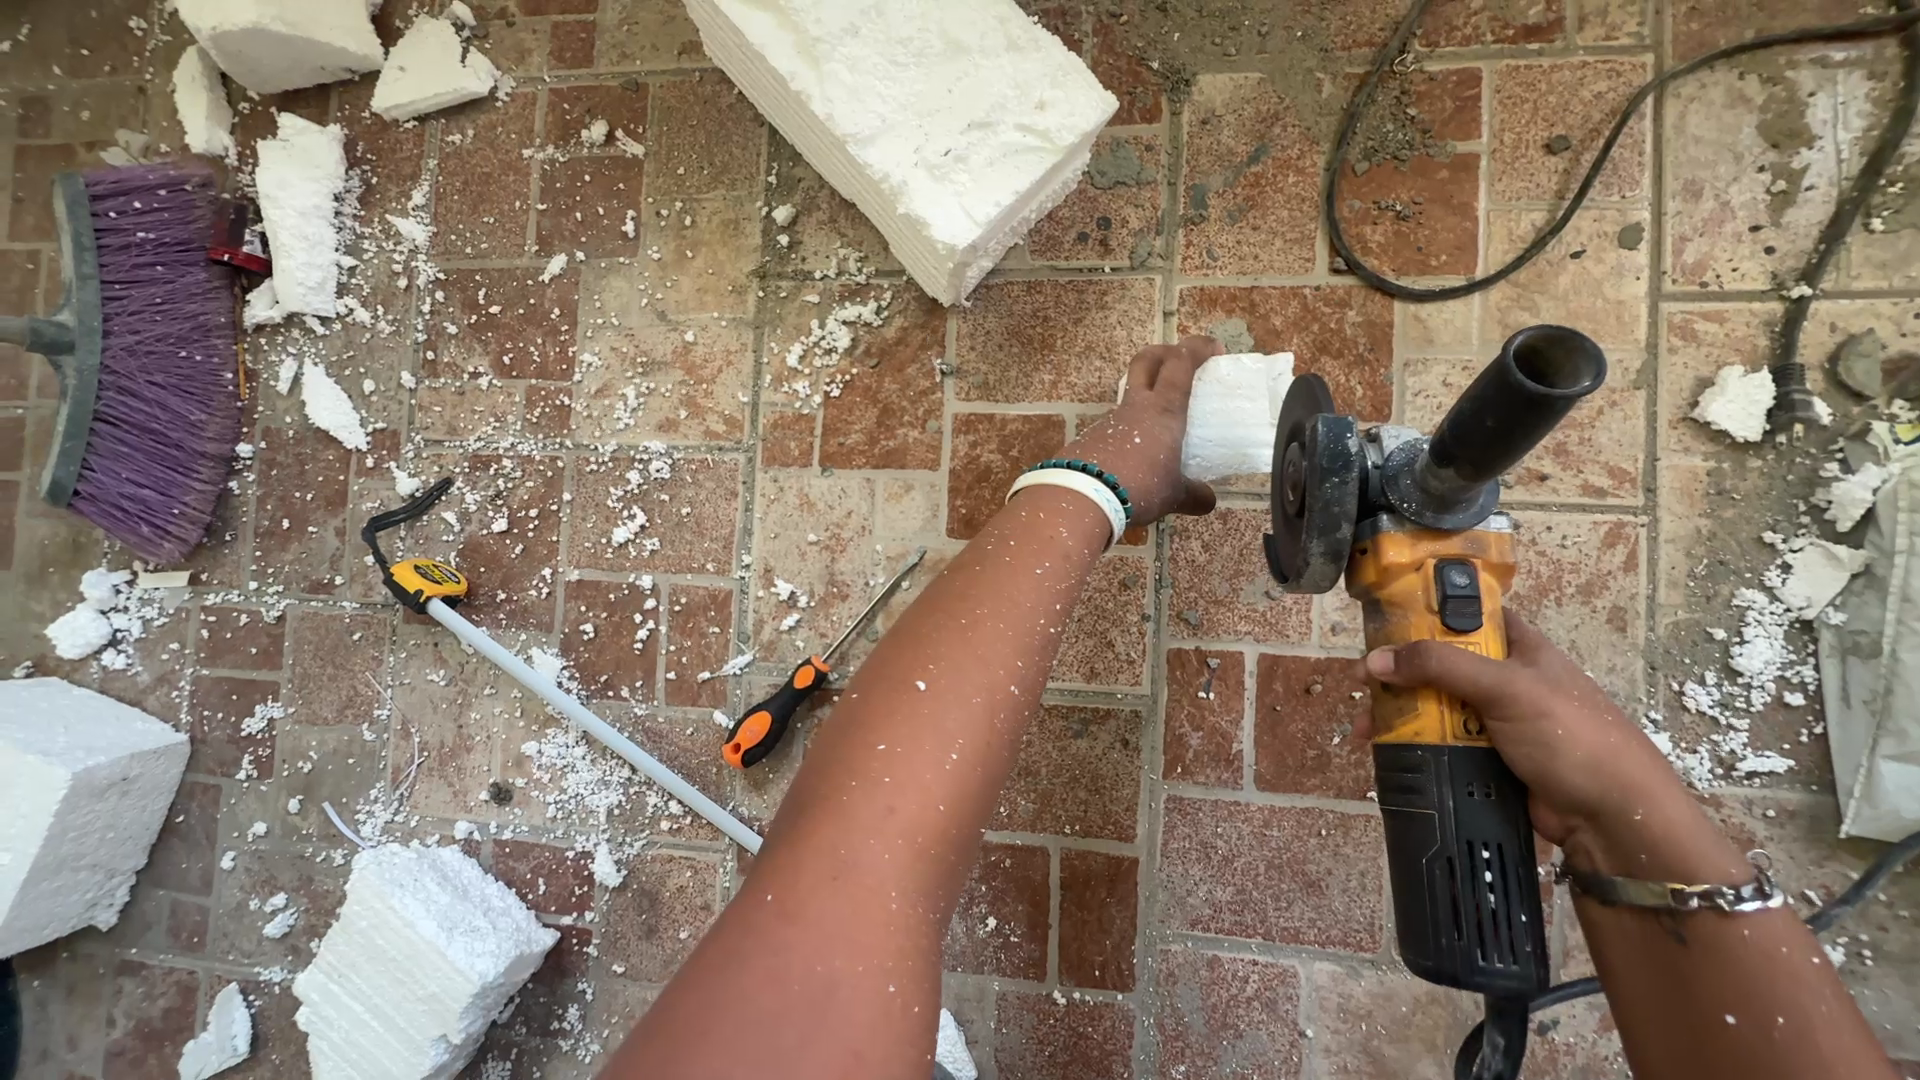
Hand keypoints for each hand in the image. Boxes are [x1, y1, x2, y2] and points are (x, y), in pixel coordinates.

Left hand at [1059, 336, 1222, 525]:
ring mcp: (1106, 422)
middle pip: (1145, 361)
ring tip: (1157, 430)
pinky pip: (1112, 430)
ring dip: (1143, 402)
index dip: (1197, 348)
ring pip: (1127, 398)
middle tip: (1177, 361)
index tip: (1214, 348)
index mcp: (1163, 410)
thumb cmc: (1138, 488)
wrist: (1080, 499)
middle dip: (1164, 352)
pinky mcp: (1087, 439)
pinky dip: (1125, 436)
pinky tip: (1130, 460)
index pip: (1180, 363)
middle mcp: (1134, 407)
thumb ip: (1193, 496)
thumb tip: (1208, 502)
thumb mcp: (1172, 495)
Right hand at [1359, 611, 1697, 860]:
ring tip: (1363, 727)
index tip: (1380, 624)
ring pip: (1429, 704)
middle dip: (1396, 672)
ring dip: (1393, 712)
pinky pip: (1434, 741)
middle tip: (1361, 683)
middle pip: (1435, 663)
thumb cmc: (1570, 737)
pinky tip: (1380, 748)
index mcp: (1518, 648)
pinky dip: (1406, 743)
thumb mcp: (1506, 687)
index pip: (1466, 615)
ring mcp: (1491, 719)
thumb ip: (1440, 666)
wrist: (1611, 819)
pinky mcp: (1482, 756)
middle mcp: (1502, 678)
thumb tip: (1373, 661)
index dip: (1424, 613)